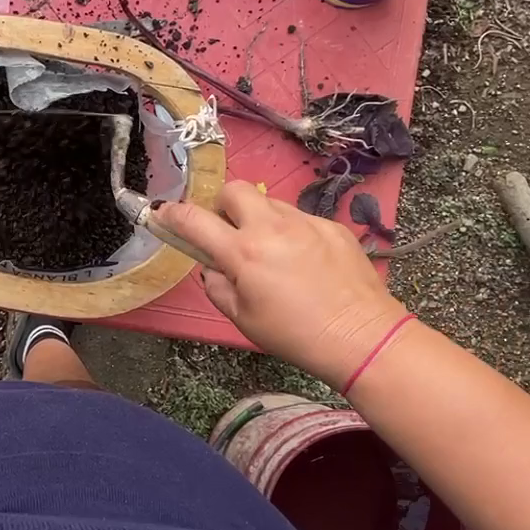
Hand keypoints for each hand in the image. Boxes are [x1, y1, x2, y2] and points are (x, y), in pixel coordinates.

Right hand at [153, 183, 407, 387]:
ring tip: (272, 251)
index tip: (164, 214)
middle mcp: (272, 227)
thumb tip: (215, 266)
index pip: (193, 219)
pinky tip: (305, 262)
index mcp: (243, 252)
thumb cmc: (295, 335)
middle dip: (223, 206)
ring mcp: (306, 223)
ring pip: (269, 202)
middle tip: (230, 232)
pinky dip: (292, 232)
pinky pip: (300, 218)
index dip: (171, 214)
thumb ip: (217, 284)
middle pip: (234, 189)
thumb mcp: (242, 318)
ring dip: (259, 218)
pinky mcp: (333, 227)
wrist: (365, 339)